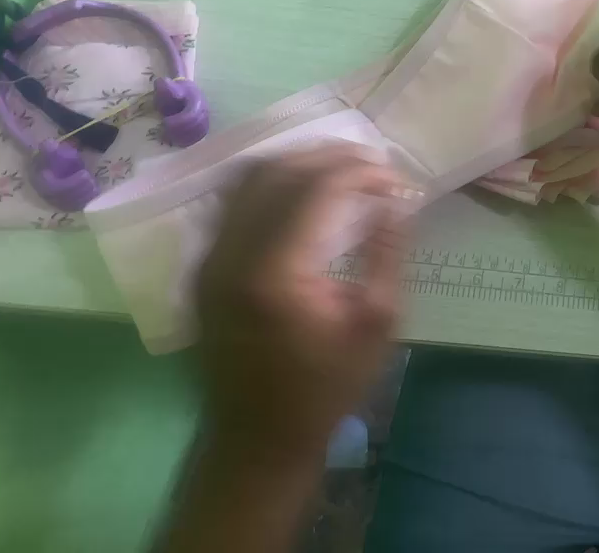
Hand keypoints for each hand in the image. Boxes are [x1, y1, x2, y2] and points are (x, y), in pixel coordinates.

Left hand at [194, 147, 407, 461]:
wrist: (257, 441)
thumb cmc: (325, 387)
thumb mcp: (376, 324)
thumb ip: (386, 253)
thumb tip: (396, 200)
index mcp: (275, 273)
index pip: (317, 189)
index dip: (360, 172)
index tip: (395, 180)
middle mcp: (230, 256)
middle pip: (279, 172)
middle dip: (332, 157)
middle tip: (373, 165)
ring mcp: (208, 261)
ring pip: (249, 179)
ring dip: (299, 162)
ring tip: (342, 169)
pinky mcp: (202, 268)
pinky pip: (233, 202)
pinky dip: (272, 182)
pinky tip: (303, 191)